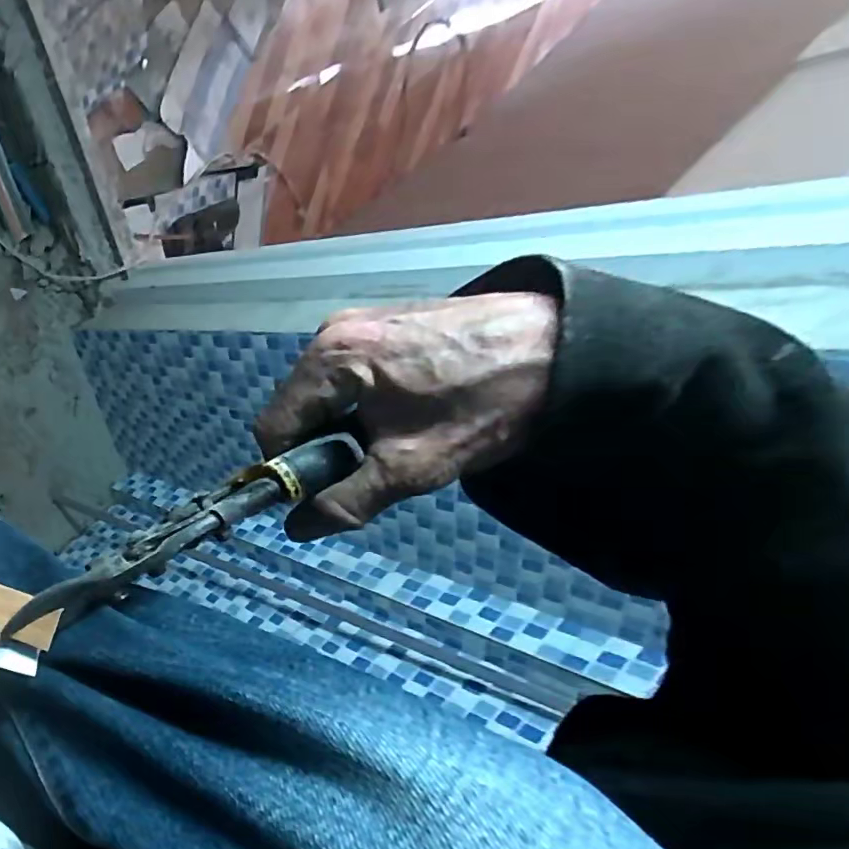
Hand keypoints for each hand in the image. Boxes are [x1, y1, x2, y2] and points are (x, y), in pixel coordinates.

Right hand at [252, 293, 558, 540]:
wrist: (576, 344)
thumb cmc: (487, 405)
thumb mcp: (412, 467)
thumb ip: (346, 501)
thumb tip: (295, 528)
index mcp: (327, 361)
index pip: (273, 428)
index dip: (291, 466)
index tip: (328, 483)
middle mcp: (328, 333)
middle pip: (293, 408)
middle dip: (316, 443)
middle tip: (365, 462)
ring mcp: (354, 321)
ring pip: (316, 391)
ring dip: (337, 422)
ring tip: (388, 435)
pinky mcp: (379, 320)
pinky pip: (343, 371)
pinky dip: (356, 398)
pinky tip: (399, 408)